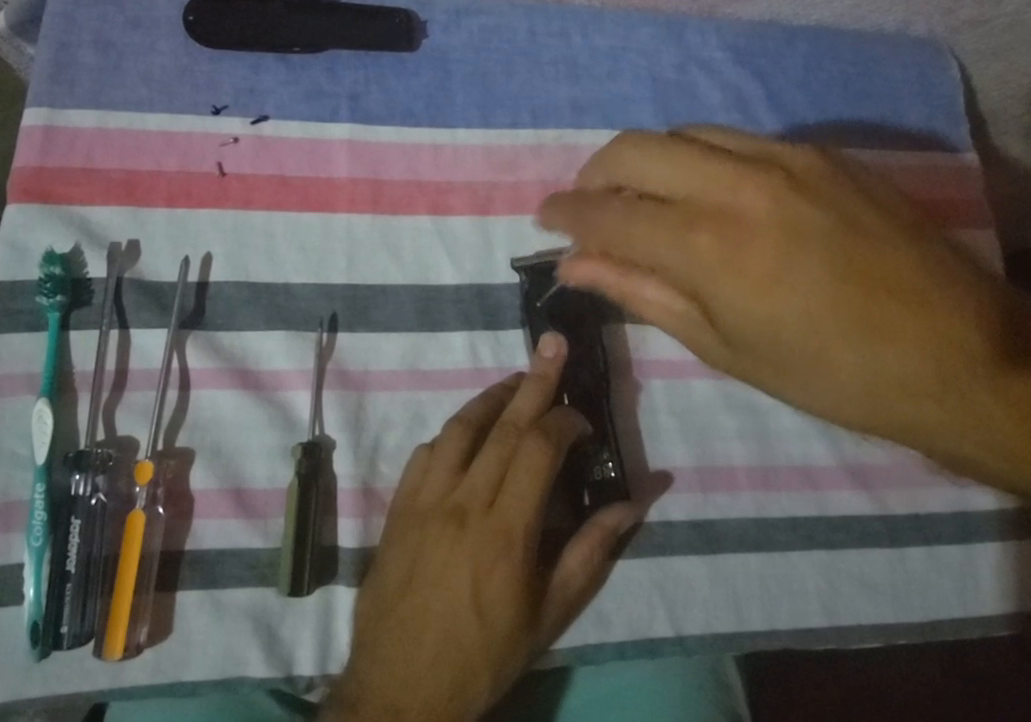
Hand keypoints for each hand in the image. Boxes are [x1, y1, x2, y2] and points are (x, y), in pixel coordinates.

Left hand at [324, 333, 643, 721]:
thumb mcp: (550, 615)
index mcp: (505, 531)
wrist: (400, 689)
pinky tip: (467, 430)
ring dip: (490, 399)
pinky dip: (452, 433)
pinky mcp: (397, 509)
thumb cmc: (484, 656)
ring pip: (459, 431)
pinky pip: (425, 454)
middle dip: (533, 382)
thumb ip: (590, 551)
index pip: (537, 448)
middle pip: (502, 427)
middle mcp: (463, 503)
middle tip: (552, 344)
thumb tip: (632, 502)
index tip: (582, 417)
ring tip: (516, 380)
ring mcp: (424, 502)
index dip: (563, 421)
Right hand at [537, 126, 1030, 500]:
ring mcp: (786, 159)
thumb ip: (643, 292)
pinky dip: (700, 158)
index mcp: (710, 245)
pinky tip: (707, 193)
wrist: (961, 354)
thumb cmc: (832, 374)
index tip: (544, 220)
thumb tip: (577, 264)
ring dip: (647, 160)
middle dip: (595, 173)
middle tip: (587, 207)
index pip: (610, 211)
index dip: (567, 214)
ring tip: (642, 198)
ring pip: (686, 133)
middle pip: (636, 148)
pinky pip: (737, 139)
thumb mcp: (725, 346)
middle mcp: (740, 183)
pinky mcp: (823, 155)